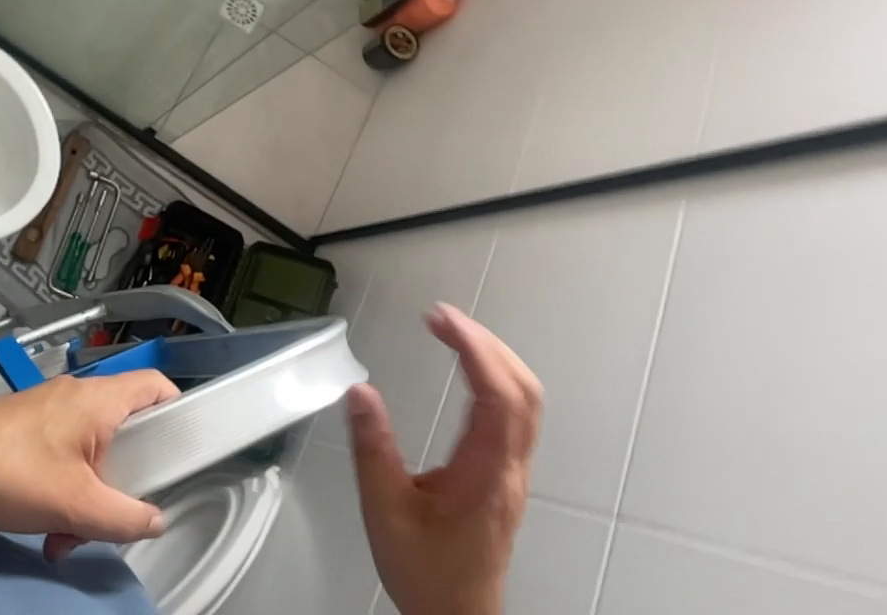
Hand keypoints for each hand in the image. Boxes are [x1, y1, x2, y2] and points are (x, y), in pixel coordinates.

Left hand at [0, 370, 180, 559]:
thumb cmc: (8, 471)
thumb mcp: (75, 505)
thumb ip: (125, 518)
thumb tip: (154, 521)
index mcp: (98, 400)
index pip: (155, 385)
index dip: (178, 411)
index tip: (183, 448)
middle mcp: (78, 397)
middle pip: (126, 432)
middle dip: (123, 481)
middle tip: (116, 512)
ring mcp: (52, 410)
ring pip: (94, 453)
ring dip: (89, 497)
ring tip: (67, 534)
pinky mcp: (31, 427)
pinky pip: (67, 457)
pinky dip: (65, 491)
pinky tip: (46, 526)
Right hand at [348, 304, 542, 614]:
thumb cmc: (423, 569)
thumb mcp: (384, 508)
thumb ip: (373, 448)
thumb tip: (359, 391)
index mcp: (485, 472)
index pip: (498, 396)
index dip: (475, 349)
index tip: (441, 319)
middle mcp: (509, 467)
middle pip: (525, 391)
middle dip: (488, 343)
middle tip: (443, 318)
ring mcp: (513, 472)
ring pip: (527, 402)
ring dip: (495, 358)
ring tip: (454, 333)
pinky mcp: (505, 476)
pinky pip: (517, 415)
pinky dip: (496, 378)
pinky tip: (469, 371)